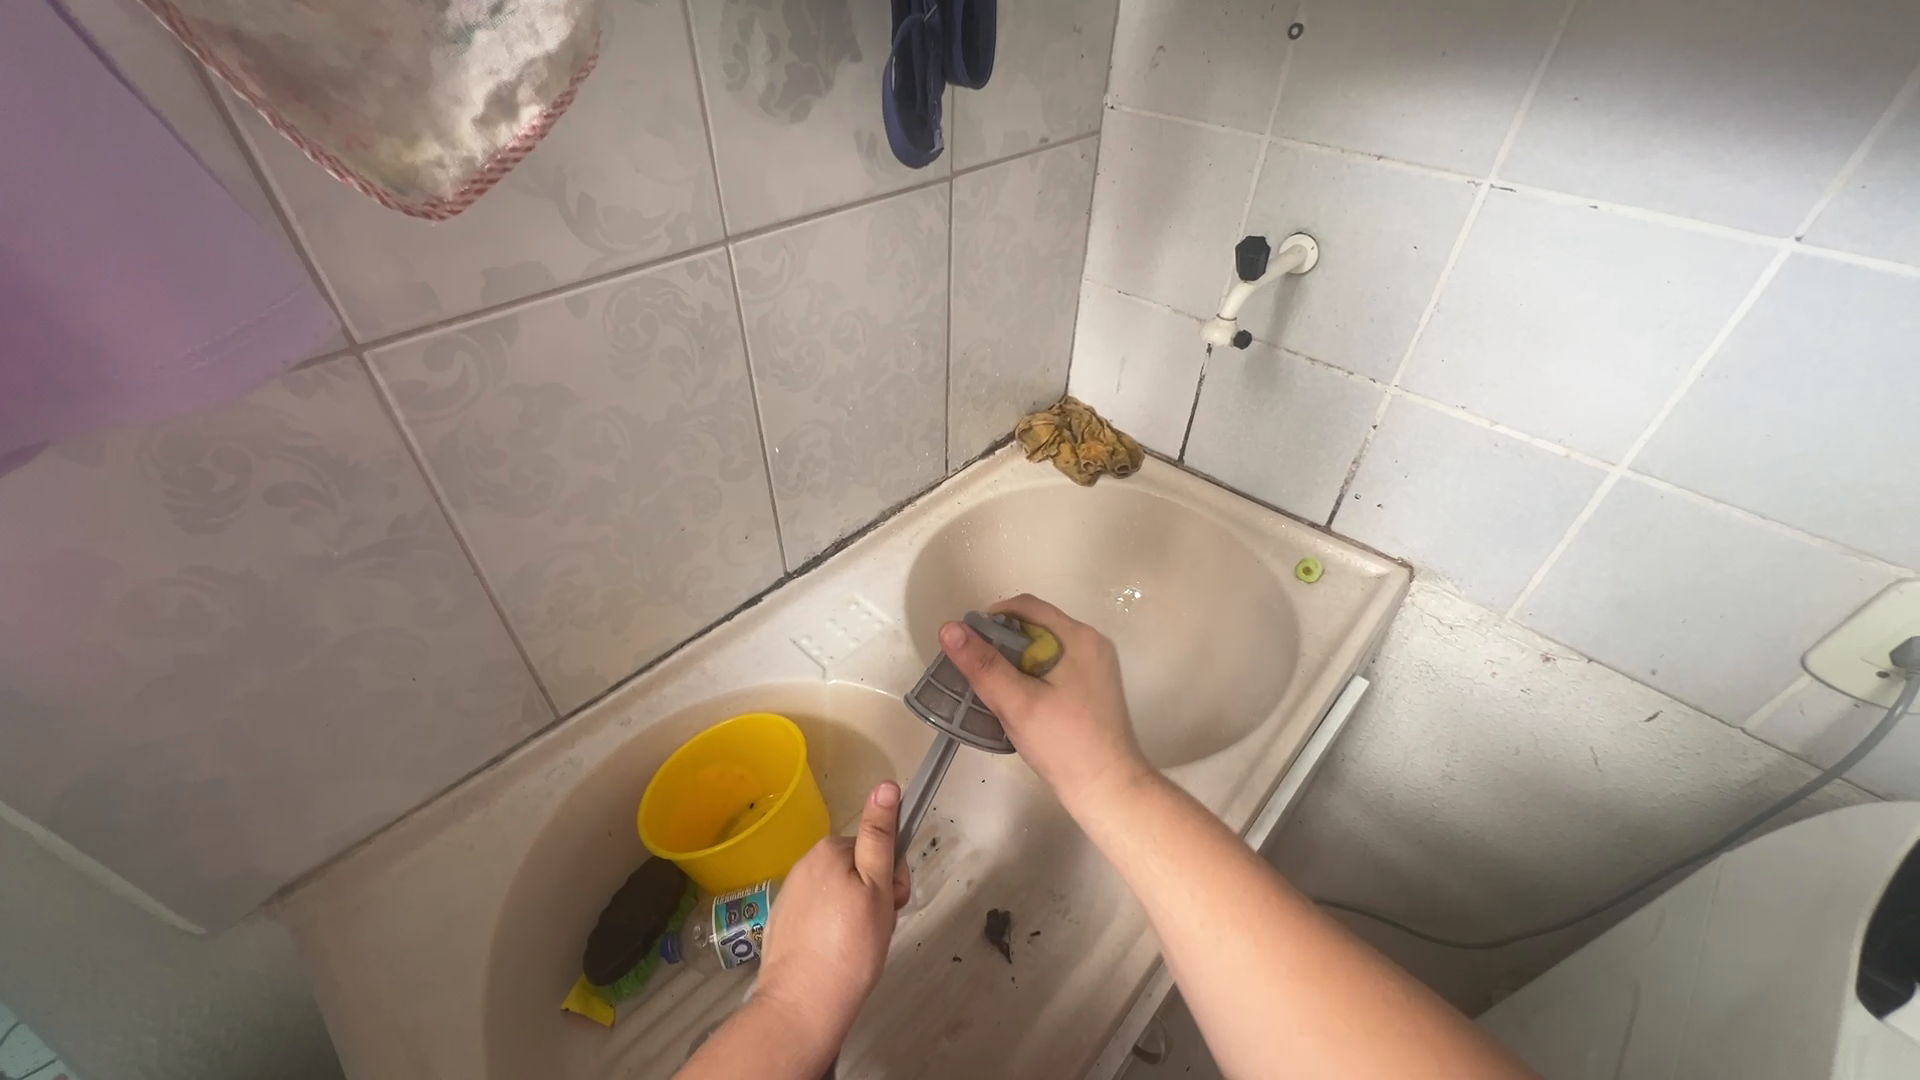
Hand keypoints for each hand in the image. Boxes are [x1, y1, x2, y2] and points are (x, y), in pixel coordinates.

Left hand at [752, 782, 910, 1049]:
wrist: (800, 1008)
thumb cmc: (849, 946)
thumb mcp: (876, 887)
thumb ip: (881, 836)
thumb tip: (886, 785)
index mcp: (828, 850)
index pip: (874, 847)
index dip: (890, 876)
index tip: (892, 903)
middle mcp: (805, 864)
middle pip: (856, 869)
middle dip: (873, 895)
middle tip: (876, 928)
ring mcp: (790, 895)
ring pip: (839, 893)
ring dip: (855, 913)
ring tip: (857, 947)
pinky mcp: (783, 924)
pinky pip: (819, 914)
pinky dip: (832, 929)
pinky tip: (836, 954)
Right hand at [937, 594, 1152, 812]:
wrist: (1108, 789)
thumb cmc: (1064, 743)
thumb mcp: (1016, 703)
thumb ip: (982, 665)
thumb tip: (950, 629)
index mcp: (1078, 637)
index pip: (1027, 607)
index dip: (992, 618)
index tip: (969, 644)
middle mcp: (1091, 644)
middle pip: (1036, 626)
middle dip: (1003, 643)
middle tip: (978, 671)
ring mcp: (1096, 666)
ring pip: (1045, 648)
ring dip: (1016, 661)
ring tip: (994, 688)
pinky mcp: (1094, 687)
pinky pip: (1056, 666)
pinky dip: (1033, 674)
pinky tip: (1019, 701)